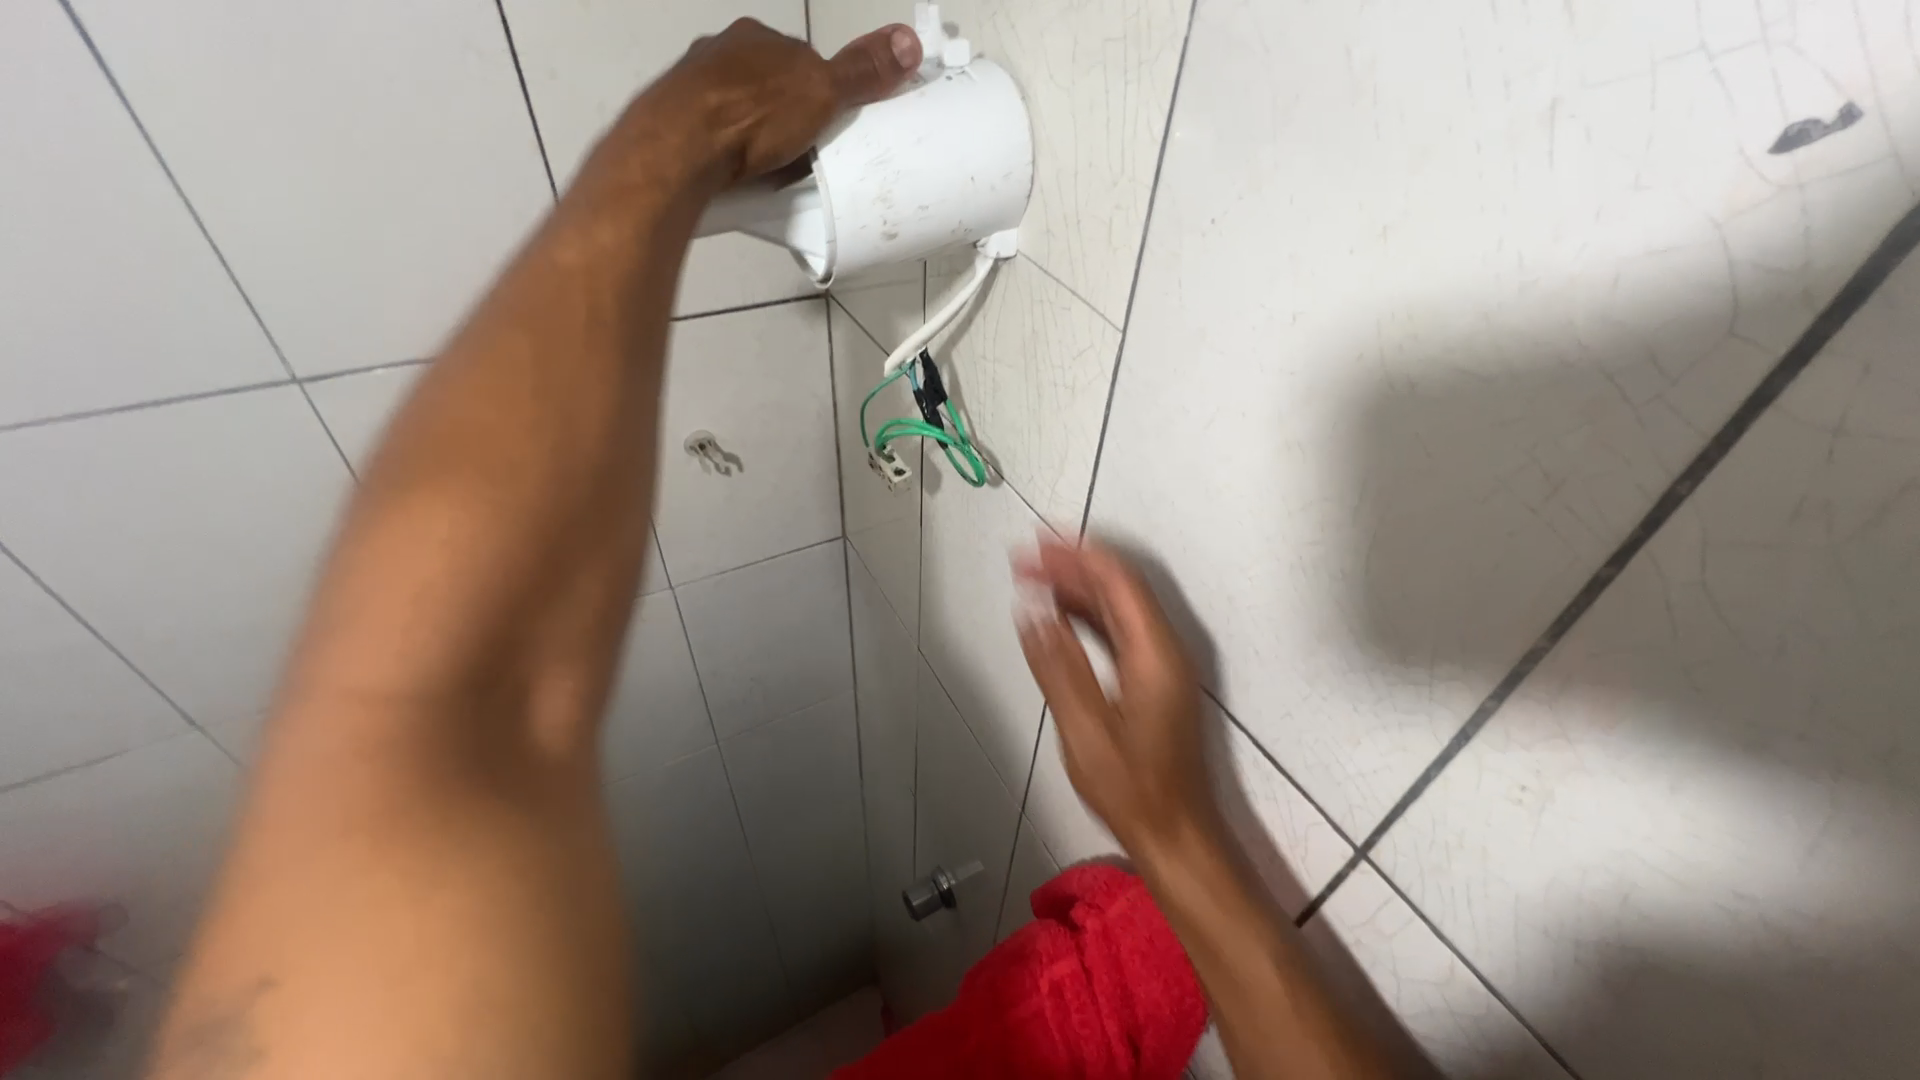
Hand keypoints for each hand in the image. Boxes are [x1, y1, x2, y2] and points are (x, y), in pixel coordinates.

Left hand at [641, 18, 922, 184]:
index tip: (827, 125)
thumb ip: (862, 72)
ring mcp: (694, 82)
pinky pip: (709, 130)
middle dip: (782, 112)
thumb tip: (910, 40)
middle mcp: (724, 50)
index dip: (819, 91)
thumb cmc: (754, 114)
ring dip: (751, 130)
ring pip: (734, 105)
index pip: (801, 59)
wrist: (681, 145)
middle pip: (767, 83)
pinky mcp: (673, 117)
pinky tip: (732, 170)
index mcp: (760, 36)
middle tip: (798, 153)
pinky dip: (724, 147)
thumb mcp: (822, 93)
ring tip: (765, 167)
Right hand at [1014, 539, 1218, 856]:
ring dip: (1079, 587)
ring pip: (1120, 608)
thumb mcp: (1085, 730)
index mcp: (1154, 656)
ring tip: (1035, 576)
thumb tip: (1032, 613)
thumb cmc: (1132, 790)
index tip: (1038, 543)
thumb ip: (1058, 666)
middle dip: (1074, 564)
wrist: (1175, 833)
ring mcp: (1163, 665)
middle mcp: (1165, 651)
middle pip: (1120, 589)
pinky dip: (1089, 615)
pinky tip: (1061, 616)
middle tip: (1027, 556)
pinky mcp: (1155, 680)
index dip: (1078, 556)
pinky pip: (1121, 630)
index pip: (1118, 584)